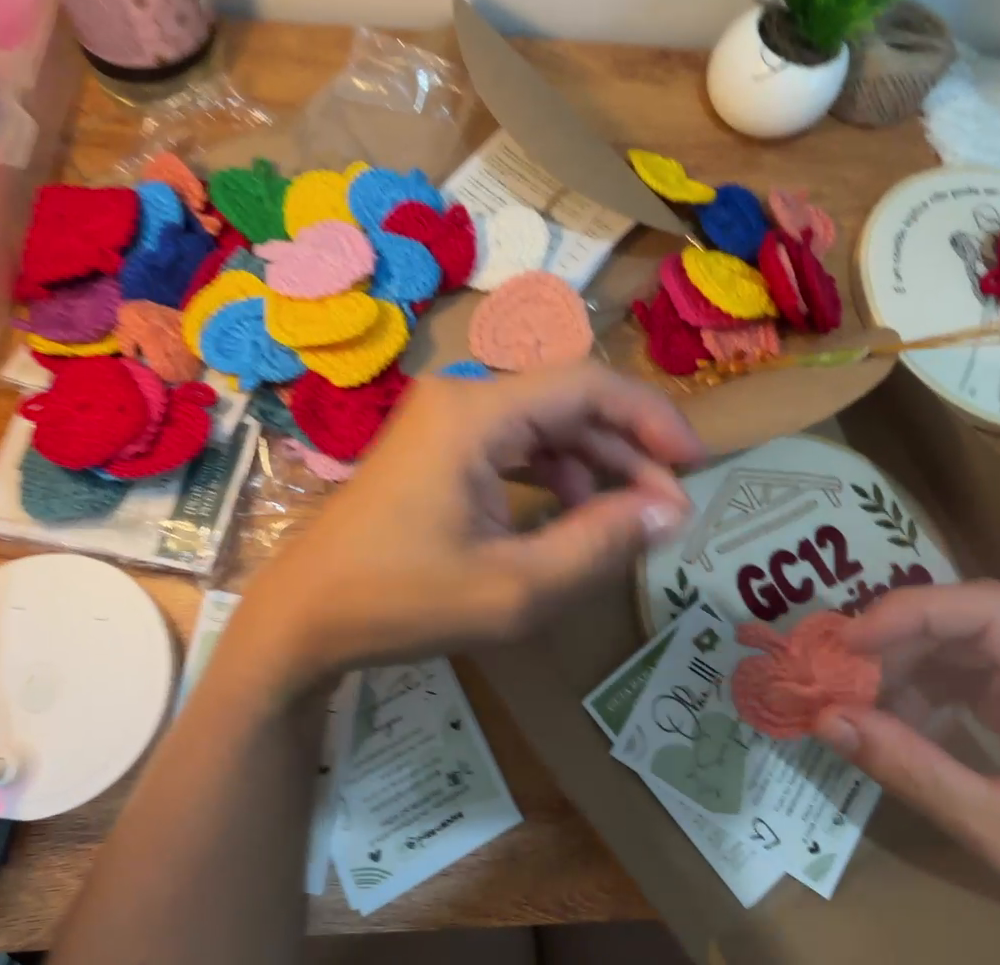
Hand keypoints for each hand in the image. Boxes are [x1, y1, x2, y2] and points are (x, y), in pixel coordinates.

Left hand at [232, 363, 705, 697]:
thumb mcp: (515, 587)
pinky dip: (549, 472)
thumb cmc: (402, 601)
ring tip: (630, 517)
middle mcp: (459, 398)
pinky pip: (509, 443)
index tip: (695, 463)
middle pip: (566, 402)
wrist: (304, 614)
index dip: (650, 417)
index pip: (586, 385)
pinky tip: (571, 511)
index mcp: (475, 413)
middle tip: (670, 506)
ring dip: (591, 463)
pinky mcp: (433, 446)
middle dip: (626, 450)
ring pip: (540, 424)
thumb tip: (669, 513)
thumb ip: (599, 544)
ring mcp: (441, 420)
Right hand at [813, 582, 999, 963]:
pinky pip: (970, 671)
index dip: (909, 612)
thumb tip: (825, 719)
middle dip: (894, 644)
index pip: (988, 608)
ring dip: (902, 666)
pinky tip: (895, 719)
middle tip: (834, 680)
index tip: (846, 645)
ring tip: (855, 702)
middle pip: (966, 619)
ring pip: (961, 641)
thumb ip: (914, 772)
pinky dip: (924, 689)